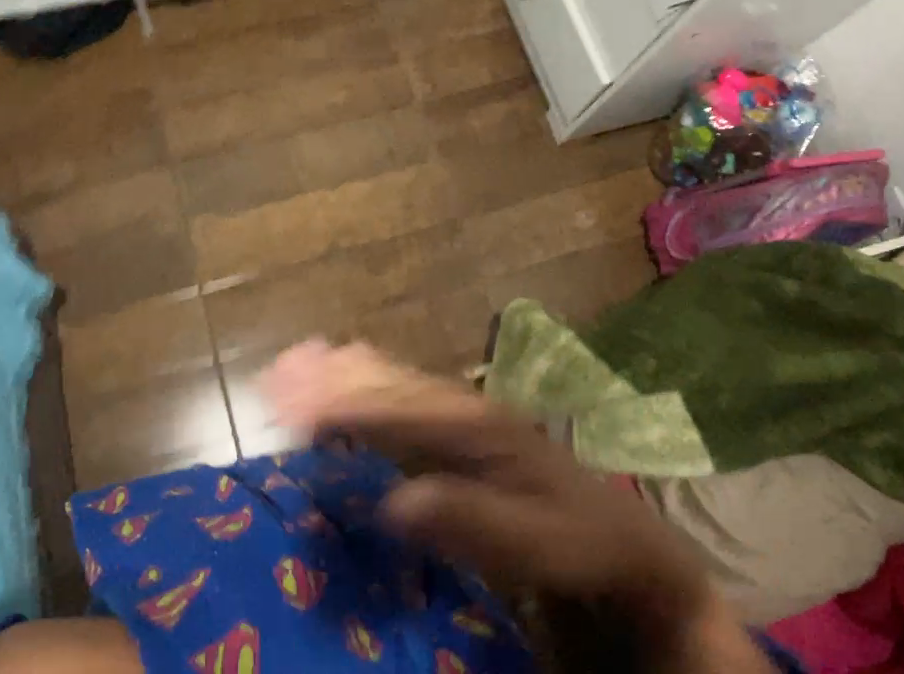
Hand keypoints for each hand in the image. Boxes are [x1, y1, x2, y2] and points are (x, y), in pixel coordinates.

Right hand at [264, 341, 774, 673]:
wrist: (626, 543)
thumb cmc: (579, 543)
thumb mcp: (534, 541)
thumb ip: (469, 518)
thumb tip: (395, 501)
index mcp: (480, 430)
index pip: (400, 411)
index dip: (346, 408)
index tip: (293, 410)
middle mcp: (469, 411)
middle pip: (394, 386)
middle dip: (336, 379)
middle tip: (277, 374)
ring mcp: (469, 418)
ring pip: (399, 385)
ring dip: (349, 374)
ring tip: (300, 361)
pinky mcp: (468, 433)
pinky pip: (410, 400)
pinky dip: (373, 385)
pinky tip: (355, 375)